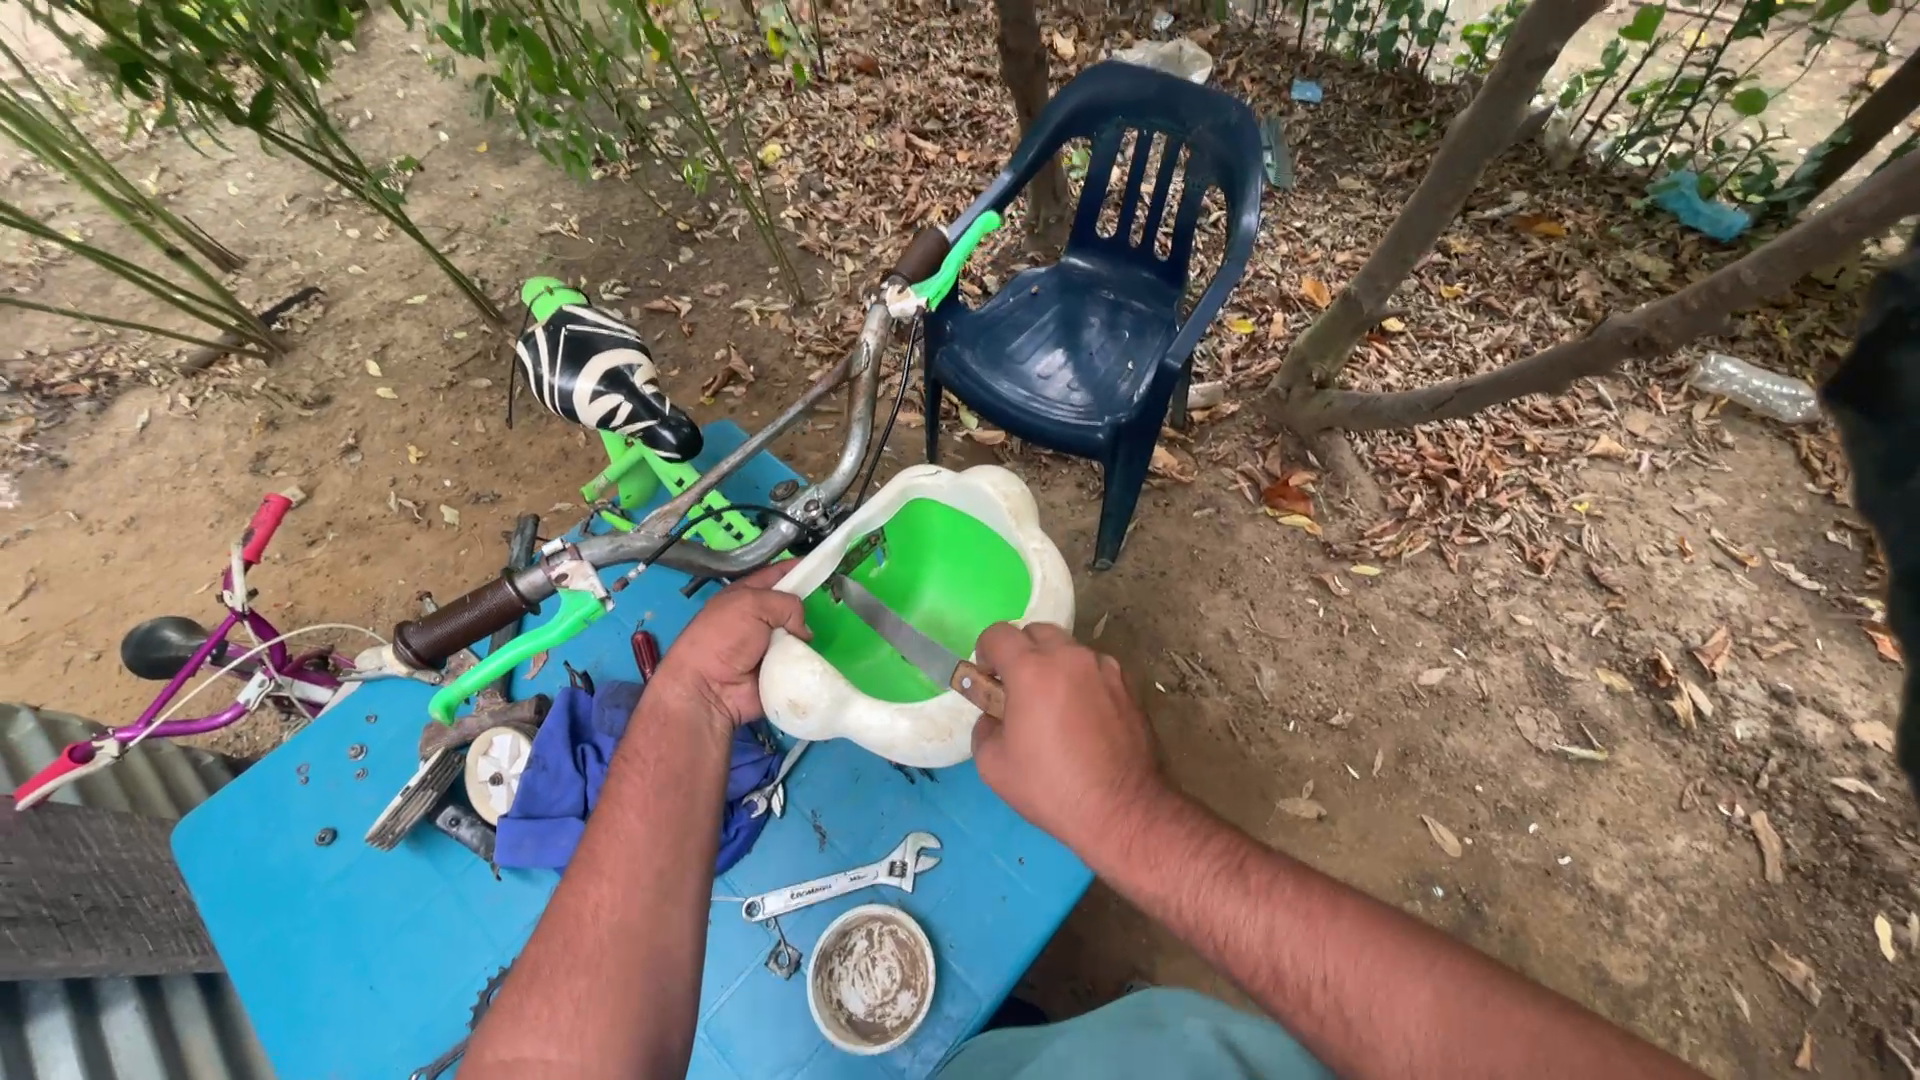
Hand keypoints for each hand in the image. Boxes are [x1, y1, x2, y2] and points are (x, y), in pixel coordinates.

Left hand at [649, 561, 809, 734]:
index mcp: (746, 596)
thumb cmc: (723, 638)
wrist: (709, 688)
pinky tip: (814, 660)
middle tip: (828, 604)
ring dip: (808, 637)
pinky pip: (801, 661)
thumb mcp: (751, 604)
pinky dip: (808, 661)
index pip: (776, 575)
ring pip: (800, 635)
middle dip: (809, 605)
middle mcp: (758, 620)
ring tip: (818, 638)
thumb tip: (802, 630)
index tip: (821, 564)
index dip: (797, 568)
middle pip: (792, 606)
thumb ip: (786, 604)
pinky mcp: (778, 670)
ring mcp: (769, 647)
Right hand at [970, 622, 1167, 850]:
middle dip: (1021, 652)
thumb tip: (994, 715)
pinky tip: (1083, 718)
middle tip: (1018, 689)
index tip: (987, 677)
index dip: (985, 651)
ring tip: (1054, 705)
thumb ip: (985, 726)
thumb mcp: (993, 764)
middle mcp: (1070, 657)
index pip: (998, 633)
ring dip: (1054, 665)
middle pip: (1036, 632)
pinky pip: (1095, 670)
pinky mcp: (1128, 686)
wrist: (1121, 809)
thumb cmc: (1051, 787)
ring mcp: (1105, 668)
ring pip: (1069, 650)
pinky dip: (1082, 681)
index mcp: (1032, 669)